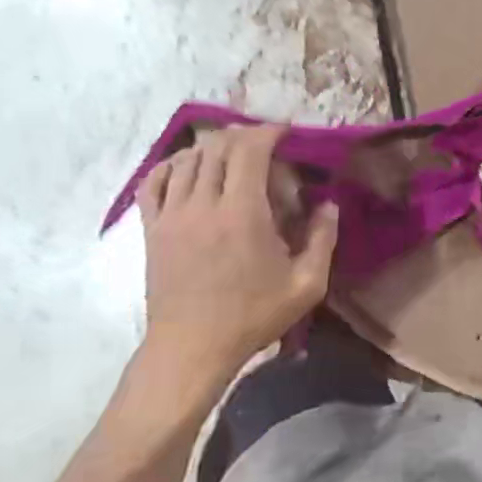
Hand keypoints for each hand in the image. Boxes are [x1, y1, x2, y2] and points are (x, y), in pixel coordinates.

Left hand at [136, 124, 338, 386]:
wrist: (192, 347)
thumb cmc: (252, 316)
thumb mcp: (306, 285)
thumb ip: (323, 240)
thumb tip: (328, 205)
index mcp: (242, 213)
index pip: (249, 150)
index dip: (267, 133)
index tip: (284, 133)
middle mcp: (203, 204)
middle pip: (218, 148)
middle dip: (243, 136)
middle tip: (263, 144)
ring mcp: (172, 215)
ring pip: (188, 159)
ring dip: (212, 148)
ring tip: (231, 154)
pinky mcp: (152, 229)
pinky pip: (154, 182)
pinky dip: (171, 165)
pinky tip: (185, 167)